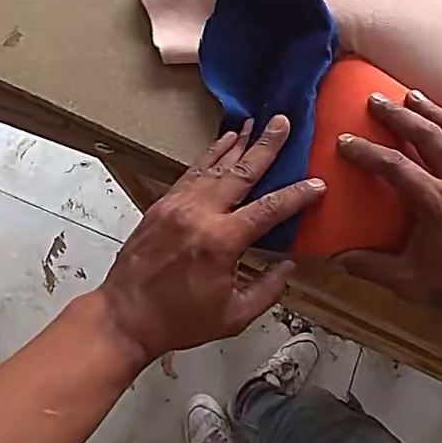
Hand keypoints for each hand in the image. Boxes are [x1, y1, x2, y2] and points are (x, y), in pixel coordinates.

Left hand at [95, 115, 326, 365]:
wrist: (125, 316)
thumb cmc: (179, 320)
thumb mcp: (234, 316)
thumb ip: (268, 289)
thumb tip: (288, 266)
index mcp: (221, 242)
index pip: (269, 209)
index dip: (296, 195)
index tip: (316, 184)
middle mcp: (199, 214)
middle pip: (241, 172)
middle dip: (266, 146)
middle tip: (283, 122)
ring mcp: (177, 206)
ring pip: (214, 166)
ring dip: (237, 144)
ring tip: (255, 123)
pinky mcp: (162, 205)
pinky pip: (191, 173)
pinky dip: (209, 156)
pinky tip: (222, 143)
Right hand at [334, 90, 441, 343]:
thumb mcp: (407, 283)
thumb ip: (369, 266)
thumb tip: (335, 257)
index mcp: (440, 207)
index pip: (395, 167)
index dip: (367, 152)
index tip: (345, 141)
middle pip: (431, 136)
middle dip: (400, 115)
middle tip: (377, 100)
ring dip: (436, 111)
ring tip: (414, 97)